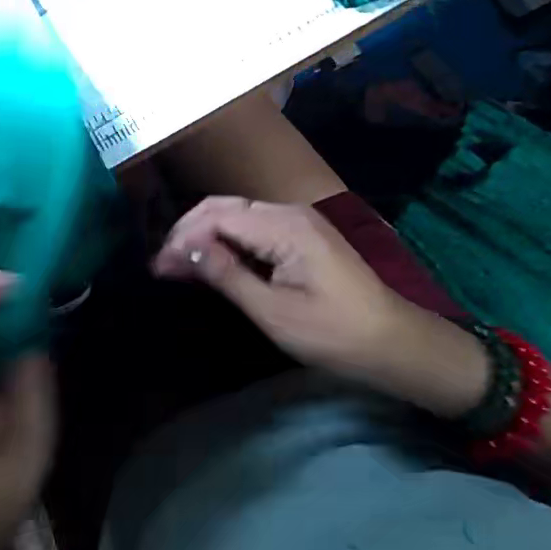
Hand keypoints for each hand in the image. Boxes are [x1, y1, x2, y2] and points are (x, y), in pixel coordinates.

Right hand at [150, 197, 416, 368]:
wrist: (392, 342)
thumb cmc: (333, 333)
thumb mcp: (274, 311)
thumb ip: (228, 275)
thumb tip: (184, 249)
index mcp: (284, 226)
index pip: (217, 216)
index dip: (183, 238)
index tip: (158, 269)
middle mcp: (289, 212)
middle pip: (225, 207)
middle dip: (189, 232)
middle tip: (163, 267)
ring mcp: (298, 222)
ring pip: (237, 216)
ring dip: (206, 237)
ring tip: (179, 267)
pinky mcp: (302, 236)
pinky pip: (255, 229)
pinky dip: (228, 243)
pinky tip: (213, 264)